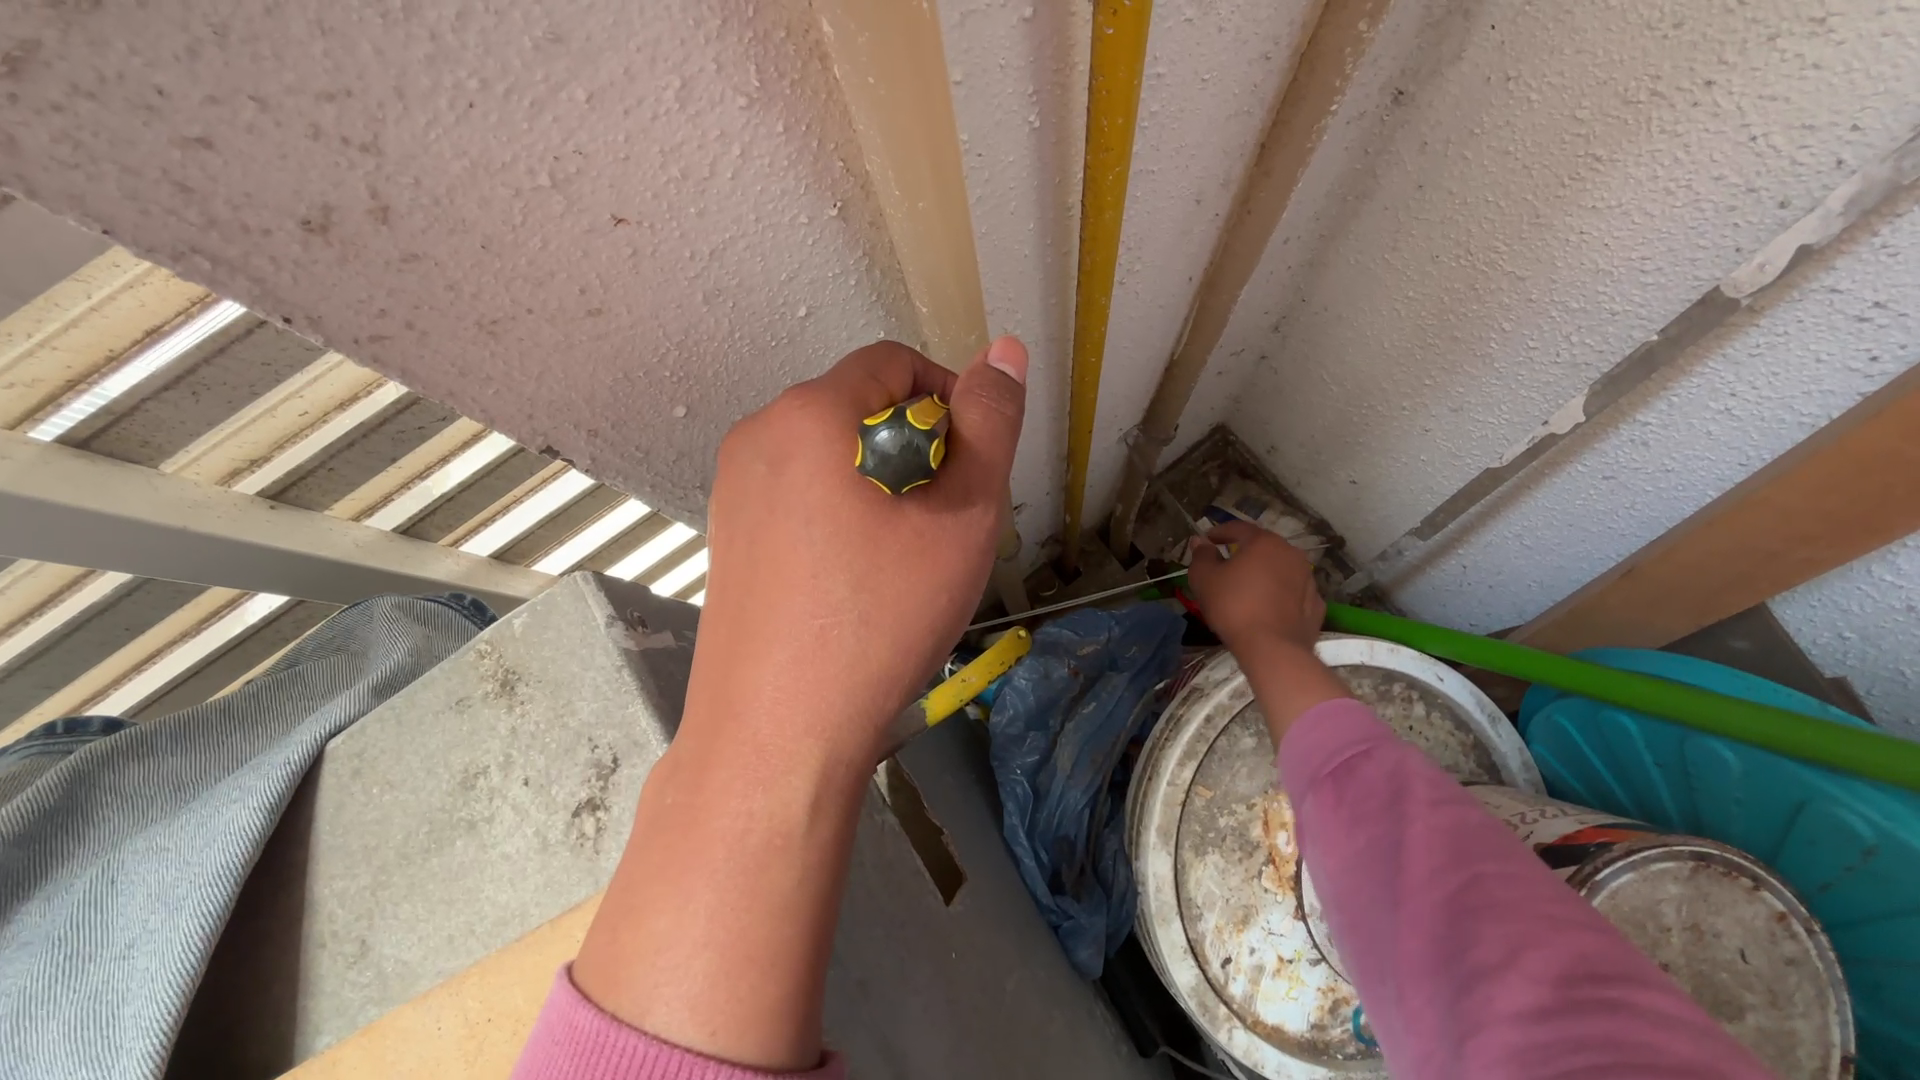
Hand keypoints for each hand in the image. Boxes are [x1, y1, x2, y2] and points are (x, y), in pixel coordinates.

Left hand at [570, 338, 1026, 1071]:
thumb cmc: (880, 619)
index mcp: (807, 414)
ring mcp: (733, 490)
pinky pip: (799, 499)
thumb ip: (992, 425)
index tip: (972, 469)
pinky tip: (857, 583)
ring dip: (881, 487)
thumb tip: (1004, 351)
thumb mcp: (962, 520)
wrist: (777, 734)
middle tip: (944, 525)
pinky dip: (841, 517)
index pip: (894, 363)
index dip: (949, 400)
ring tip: (905, 560)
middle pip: (859, 410)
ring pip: (830, 457)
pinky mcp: (727, 538)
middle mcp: (757, 436)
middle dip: (916, 450)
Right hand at [1186, 519, 1324, 653]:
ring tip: (1248, 590)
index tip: (1207, 540)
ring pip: (1281, 569)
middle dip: (1244, 553)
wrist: (1272, 648)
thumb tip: (1201, 541)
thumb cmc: (1234, 607)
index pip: (1239, 528)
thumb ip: (1202, 555)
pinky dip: (1280, 595)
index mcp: (1264, 543)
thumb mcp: (1205, 579)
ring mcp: (1308, 579)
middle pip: (1263, 547)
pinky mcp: (1316, 604)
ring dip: (1265, 574)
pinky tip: (1269, 608)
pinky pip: (1293, 593)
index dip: (1219, 532)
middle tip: (1226, 566)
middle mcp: (1291, 554)